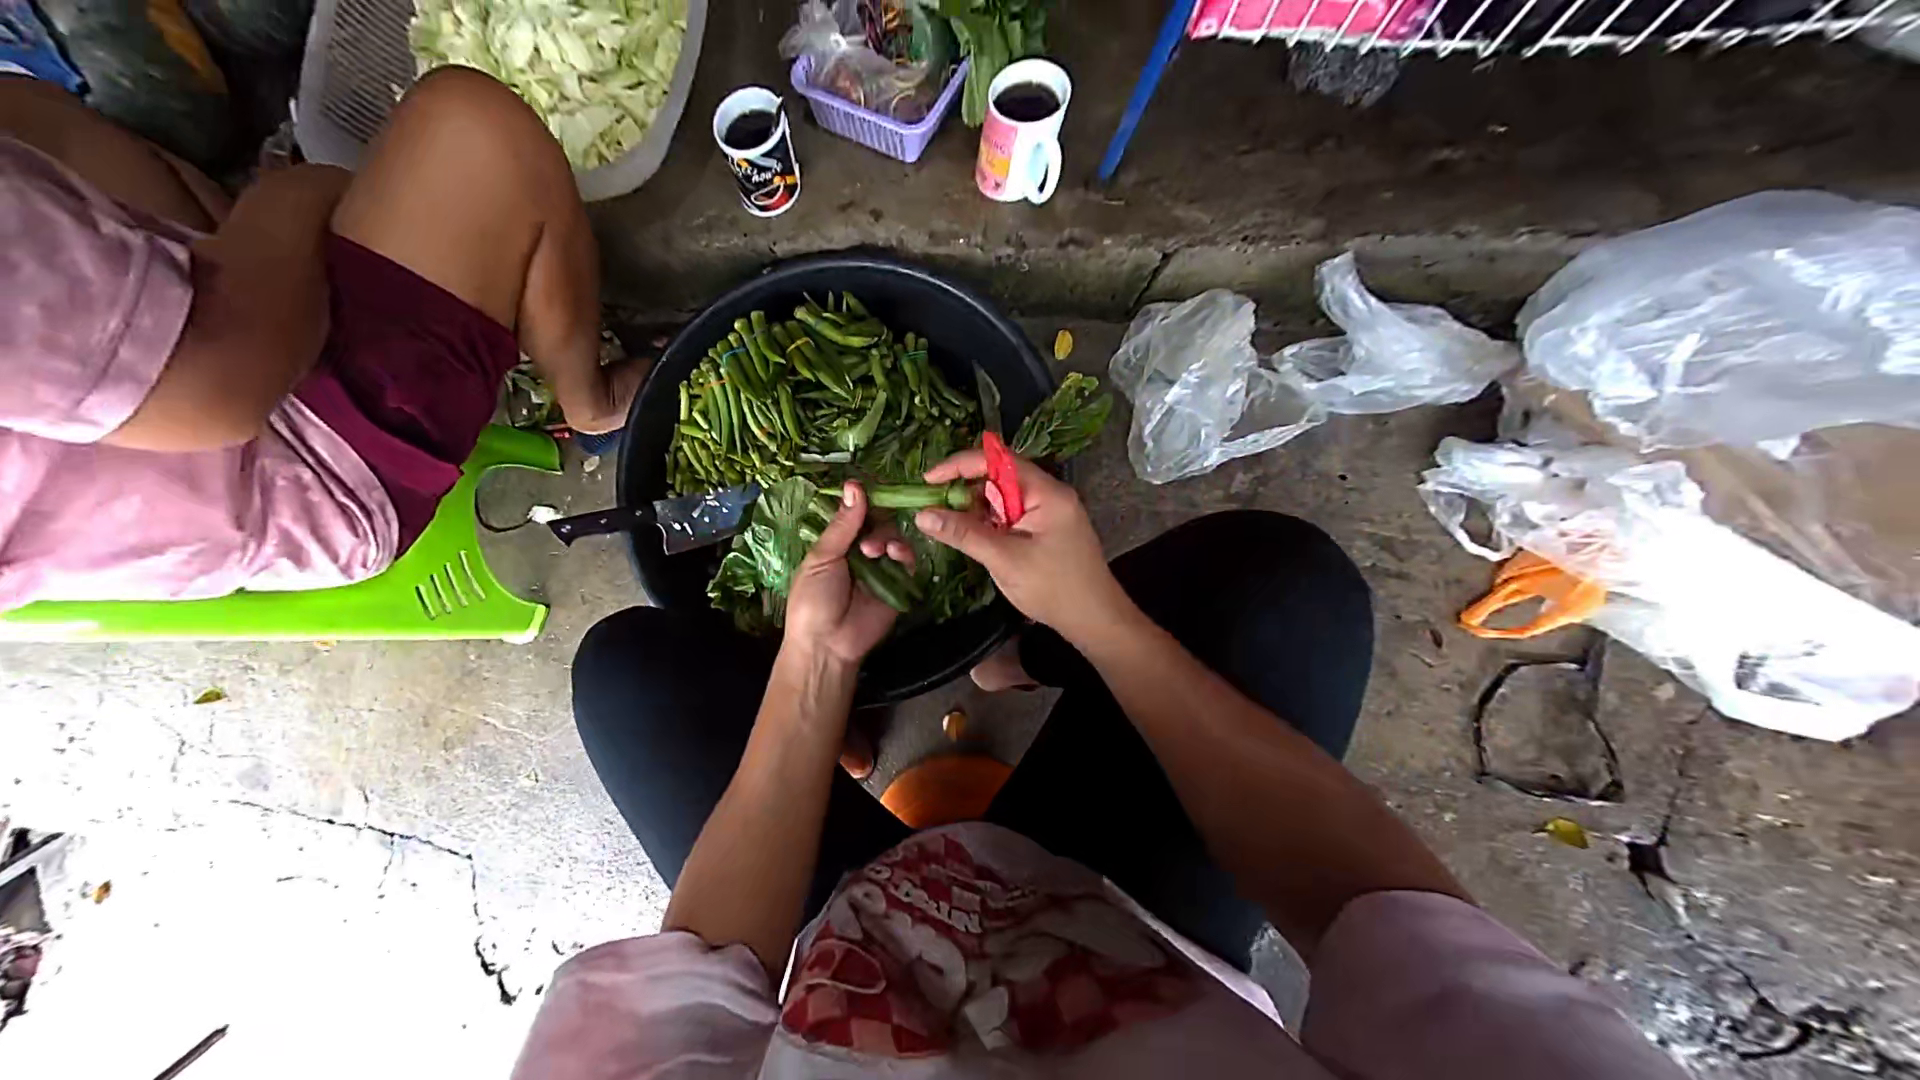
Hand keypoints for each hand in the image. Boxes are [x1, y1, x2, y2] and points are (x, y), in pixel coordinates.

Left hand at [784, 481, 911, 668]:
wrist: (827, 644)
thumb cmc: (813, 600)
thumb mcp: (821, 558)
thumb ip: (842, 524)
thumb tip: (854, 486)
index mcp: (838, 542)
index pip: (856, 512)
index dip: (864, 499)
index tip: (872, 484)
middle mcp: (861, 550)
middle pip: (879, 521)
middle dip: (876, 521)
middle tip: (865, 536)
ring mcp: (881, 567)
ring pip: (894, 537)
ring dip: (887, 537)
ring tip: (873, 551)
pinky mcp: (899, 583)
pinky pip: (908, 561)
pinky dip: (904, 553)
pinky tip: (895, 554)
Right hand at [915, 451, 1133, 644]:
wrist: (1094, 619)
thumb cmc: (1054, 588)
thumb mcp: (1004, 559)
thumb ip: (964, 534)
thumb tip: (922, 515)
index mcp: (1046, 492)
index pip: (998, 460)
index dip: (960, 465)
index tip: (929, 480)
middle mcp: (1049, 494)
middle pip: (999, 476)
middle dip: (964, 488)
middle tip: (933, 505)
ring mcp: (1048, 512)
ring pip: (1002, 497)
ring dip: (975, 507)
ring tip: (946, 522)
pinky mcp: (1045, 530)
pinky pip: (1011, 515)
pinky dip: (988, 522)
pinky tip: (970, 535)